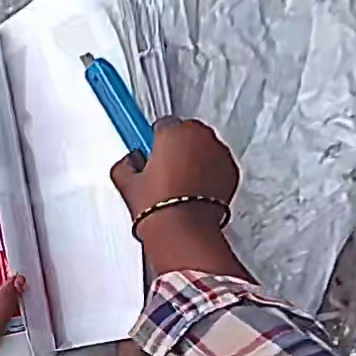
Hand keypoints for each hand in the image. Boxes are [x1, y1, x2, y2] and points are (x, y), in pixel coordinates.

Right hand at [108, 117, 238, 218]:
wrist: (182, 230)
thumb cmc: (158, 206)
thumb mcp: (127, 183)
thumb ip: (125, 165)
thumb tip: (129, 162)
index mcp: (174, 132)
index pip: (162, 125)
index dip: (152, 141)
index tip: (148, 152)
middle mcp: (201, 136)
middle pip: (185, 134)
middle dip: (174, 148)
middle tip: (160, 172)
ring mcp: (219, 153)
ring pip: (203, 149)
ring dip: (192, 160)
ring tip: (175, 185)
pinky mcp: (231, 171)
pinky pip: (216, 166)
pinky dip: (207, 174)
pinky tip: (190, 192)